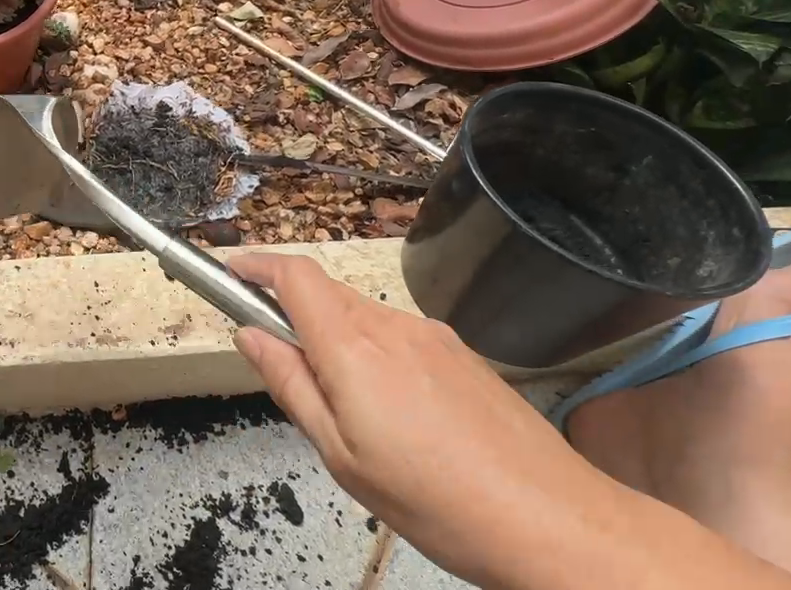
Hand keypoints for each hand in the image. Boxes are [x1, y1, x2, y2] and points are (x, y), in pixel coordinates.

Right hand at [226, 252, 626, 584]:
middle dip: (291, 310)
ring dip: (334, 334)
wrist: (559, 526)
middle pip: (325, 292)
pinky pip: (398, 334)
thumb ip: (289, 384)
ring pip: (361, 314)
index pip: (294, 275)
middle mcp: (391, 325)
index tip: (231, 270)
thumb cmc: (434, 499)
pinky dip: (373, 350)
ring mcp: (432, 337)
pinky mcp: (463, 355)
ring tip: (349, 406)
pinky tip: (396, 410)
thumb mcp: (339, 454)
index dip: (257, 264)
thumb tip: (248, 333)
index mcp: (352, 347)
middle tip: (285, 364)